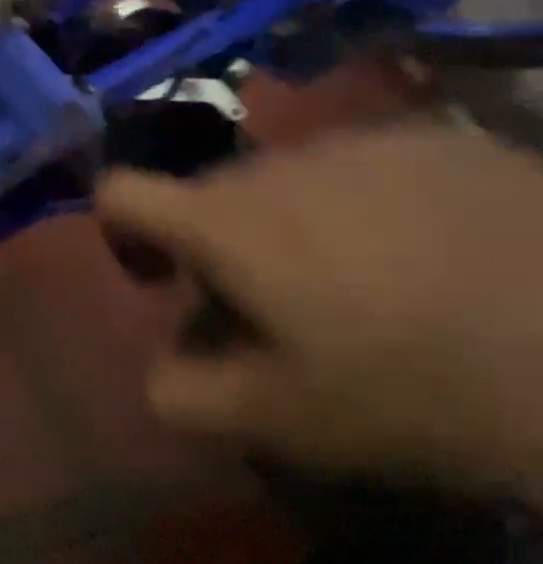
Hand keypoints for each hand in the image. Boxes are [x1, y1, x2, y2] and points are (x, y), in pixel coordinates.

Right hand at [98, 124, 542, 500]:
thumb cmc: (428, 388)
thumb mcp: (292, 422)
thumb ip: (187, 395)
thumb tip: (156, 372)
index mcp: (222, 221)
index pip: (118, 193)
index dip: (124, 232)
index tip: (167, 279)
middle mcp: (275, 164)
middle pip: (211, 194)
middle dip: (226, 245)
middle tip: (290, 310)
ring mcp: (362, 144)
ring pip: (290, 180)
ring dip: (301, 224)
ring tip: (377, 285)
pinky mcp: (444, 141)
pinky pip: (369, 168)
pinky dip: (376, 206)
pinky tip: (442, 257)